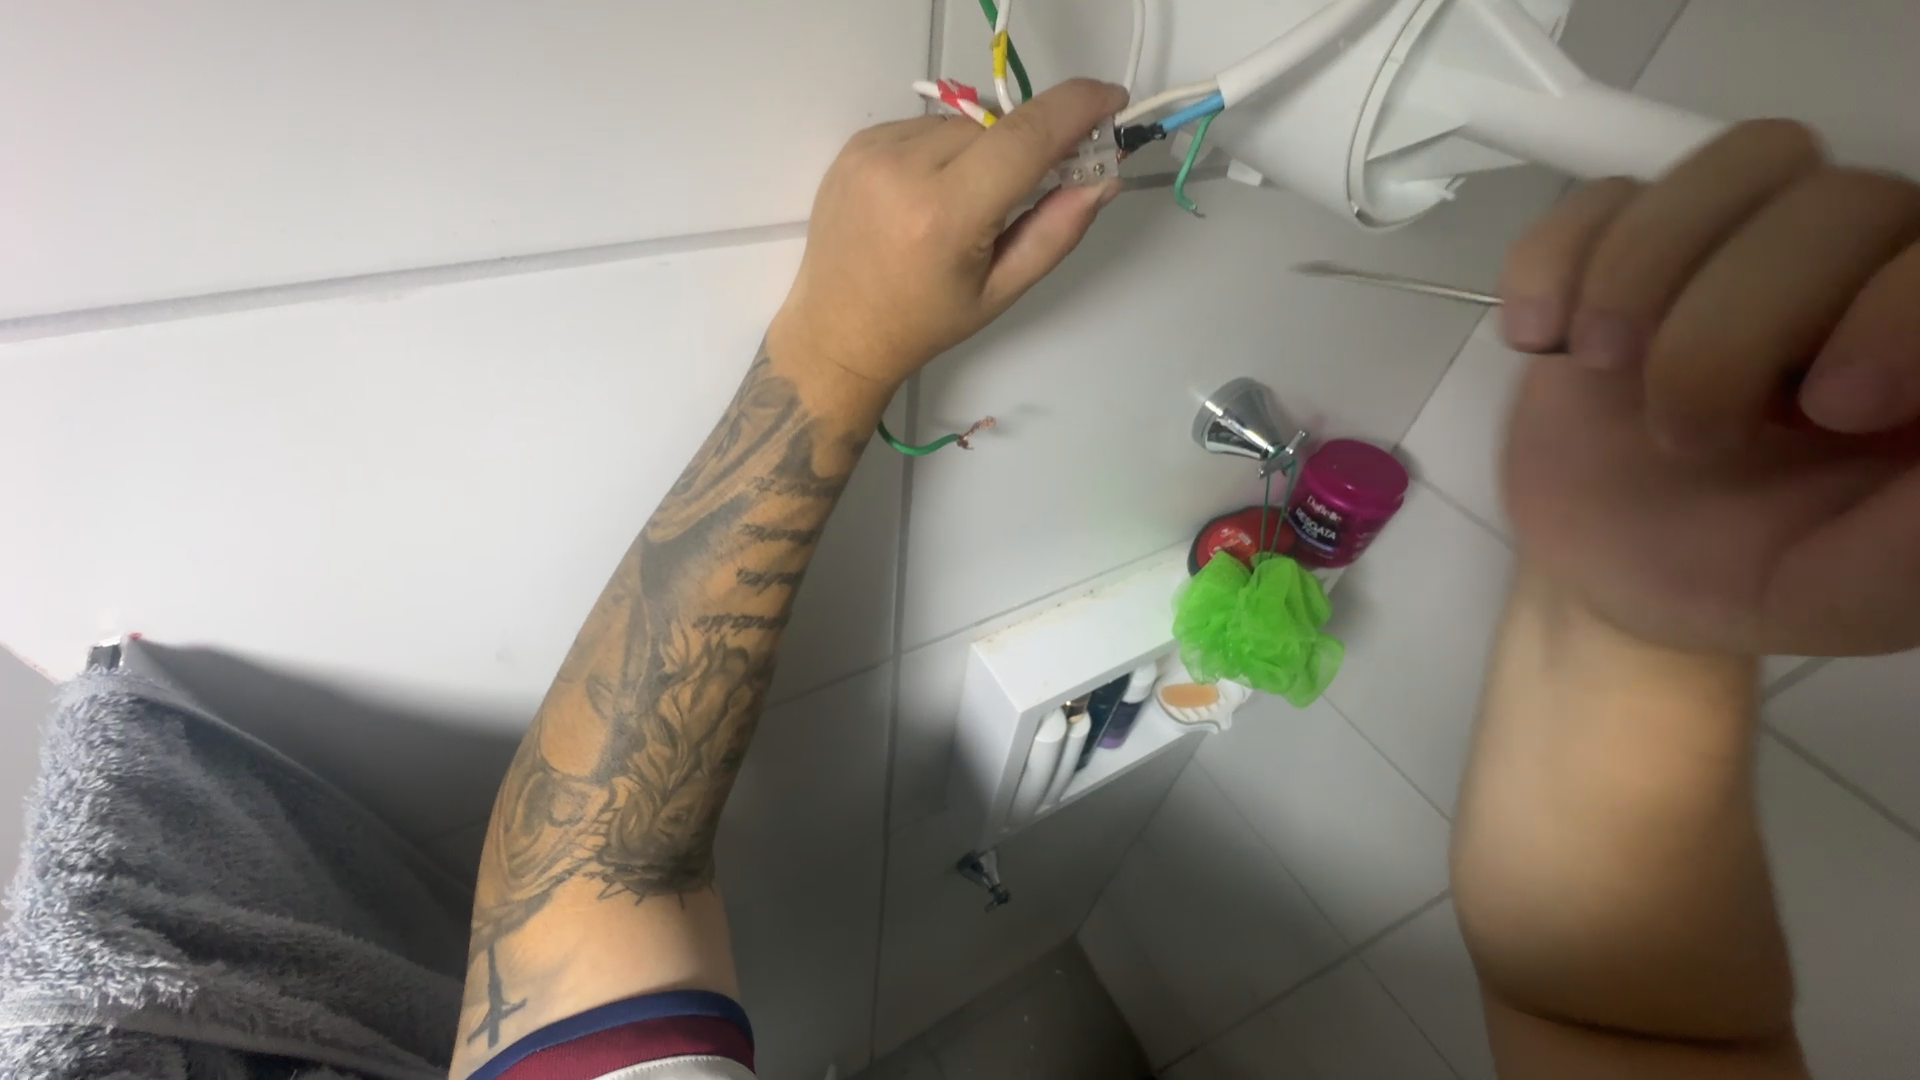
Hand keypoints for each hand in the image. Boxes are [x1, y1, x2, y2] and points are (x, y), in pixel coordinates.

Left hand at [769, 79, 1127, 391]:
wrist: (839, 332)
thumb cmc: (923, 323)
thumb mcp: (1000, 291)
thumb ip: (1056, 232)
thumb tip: (1104, 178)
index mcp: (944, 215)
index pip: (1025, 137)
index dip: (1077, 109)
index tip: (1111, 103)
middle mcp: (903, 169)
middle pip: (996, 128)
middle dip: (1026, 148)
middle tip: (1030, 189)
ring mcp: (873, 151)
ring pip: (960, 124)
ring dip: (982, 152)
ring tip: (963, 208)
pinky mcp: (856, 144)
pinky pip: (924, 128)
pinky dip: (943, 152)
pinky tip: (929, 197)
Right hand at [1497, 120, 1919, 656]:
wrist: (1605, 570)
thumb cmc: (1737, 580)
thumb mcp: (1857, 589)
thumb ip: (1919, 530)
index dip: (1893, 306)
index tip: (1827, 410)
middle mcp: (1854, 270)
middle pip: (1828, 201)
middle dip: (1724, 330)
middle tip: (1679, 436)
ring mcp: (1726, 257)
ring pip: (1730, 168)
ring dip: (1638, 277)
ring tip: (1599, 368)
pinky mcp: (1612, 264)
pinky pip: (1590, 202)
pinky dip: (1549, 261)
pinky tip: (1537, 336)